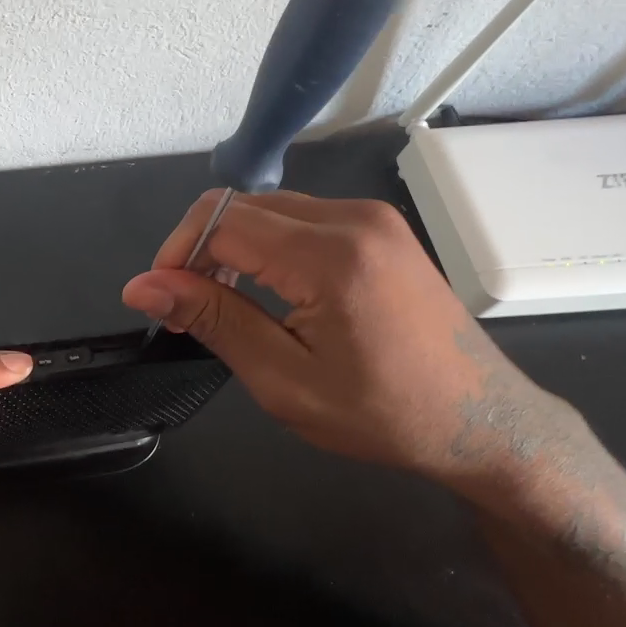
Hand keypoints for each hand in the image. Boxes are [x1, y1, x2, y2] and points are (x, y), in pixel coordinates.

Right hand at [121, 190, 568, 487]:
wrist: (483, 422)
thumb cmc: (381, 414)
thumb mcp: (283, 378)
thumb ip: (212, 320)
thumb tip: (142, 286)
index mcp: (330, 255)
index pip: (220, 219)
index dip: (176, 255)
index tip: (163, 303)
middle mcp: (353, 218)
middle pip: (239, 205)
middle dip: (198, 250)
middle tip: (189, 310)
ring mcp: (372, 219)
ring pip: (266, 209)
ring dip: (229, 247)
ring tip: (224, 305)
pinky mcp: (380, 230)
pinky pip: (299, 218)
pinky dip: (264, 246)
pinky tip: (266, 290)